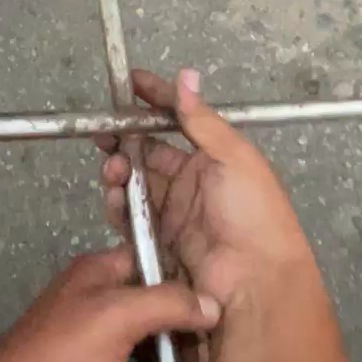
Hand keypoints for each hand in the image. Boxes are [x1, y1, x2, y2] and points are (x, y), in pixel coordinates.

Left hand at [0, 245, 219, 361]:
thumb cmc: (57, 354)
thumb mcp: (115, 317)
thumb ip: (163, 301)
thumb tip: (210, 302)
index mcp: (98, 272)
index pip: (152, 259)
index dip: (184, 276)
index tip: (216, 301)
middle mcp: (94, 298)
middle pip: (151, 300)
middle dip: (181, 318)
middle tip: (210, 341)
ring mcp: (91, 337)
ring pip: (142, 335)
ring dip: (169, 348)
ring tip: (195, 361)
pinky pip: (130, 360)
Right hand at [98, 69, 348, 361]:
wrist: (255, 285)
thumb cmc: (253, 214)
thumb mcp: (233, 156)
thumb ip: (201, 119)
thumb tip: (185, 76)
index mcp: (213, 157)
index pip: (178, 120)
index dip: (155, 99)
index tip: (131, 83)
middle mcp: (192, 182)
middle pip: (149, 151)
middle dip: (125, 138)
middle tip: (105, 132)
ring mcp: (174, 212)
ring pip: (136, 182)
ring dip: (119, 170)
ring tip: (112, 168)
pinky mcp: (159, 242)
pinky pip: (131, 216)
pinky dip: (118, 204)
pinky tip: (115, 195)